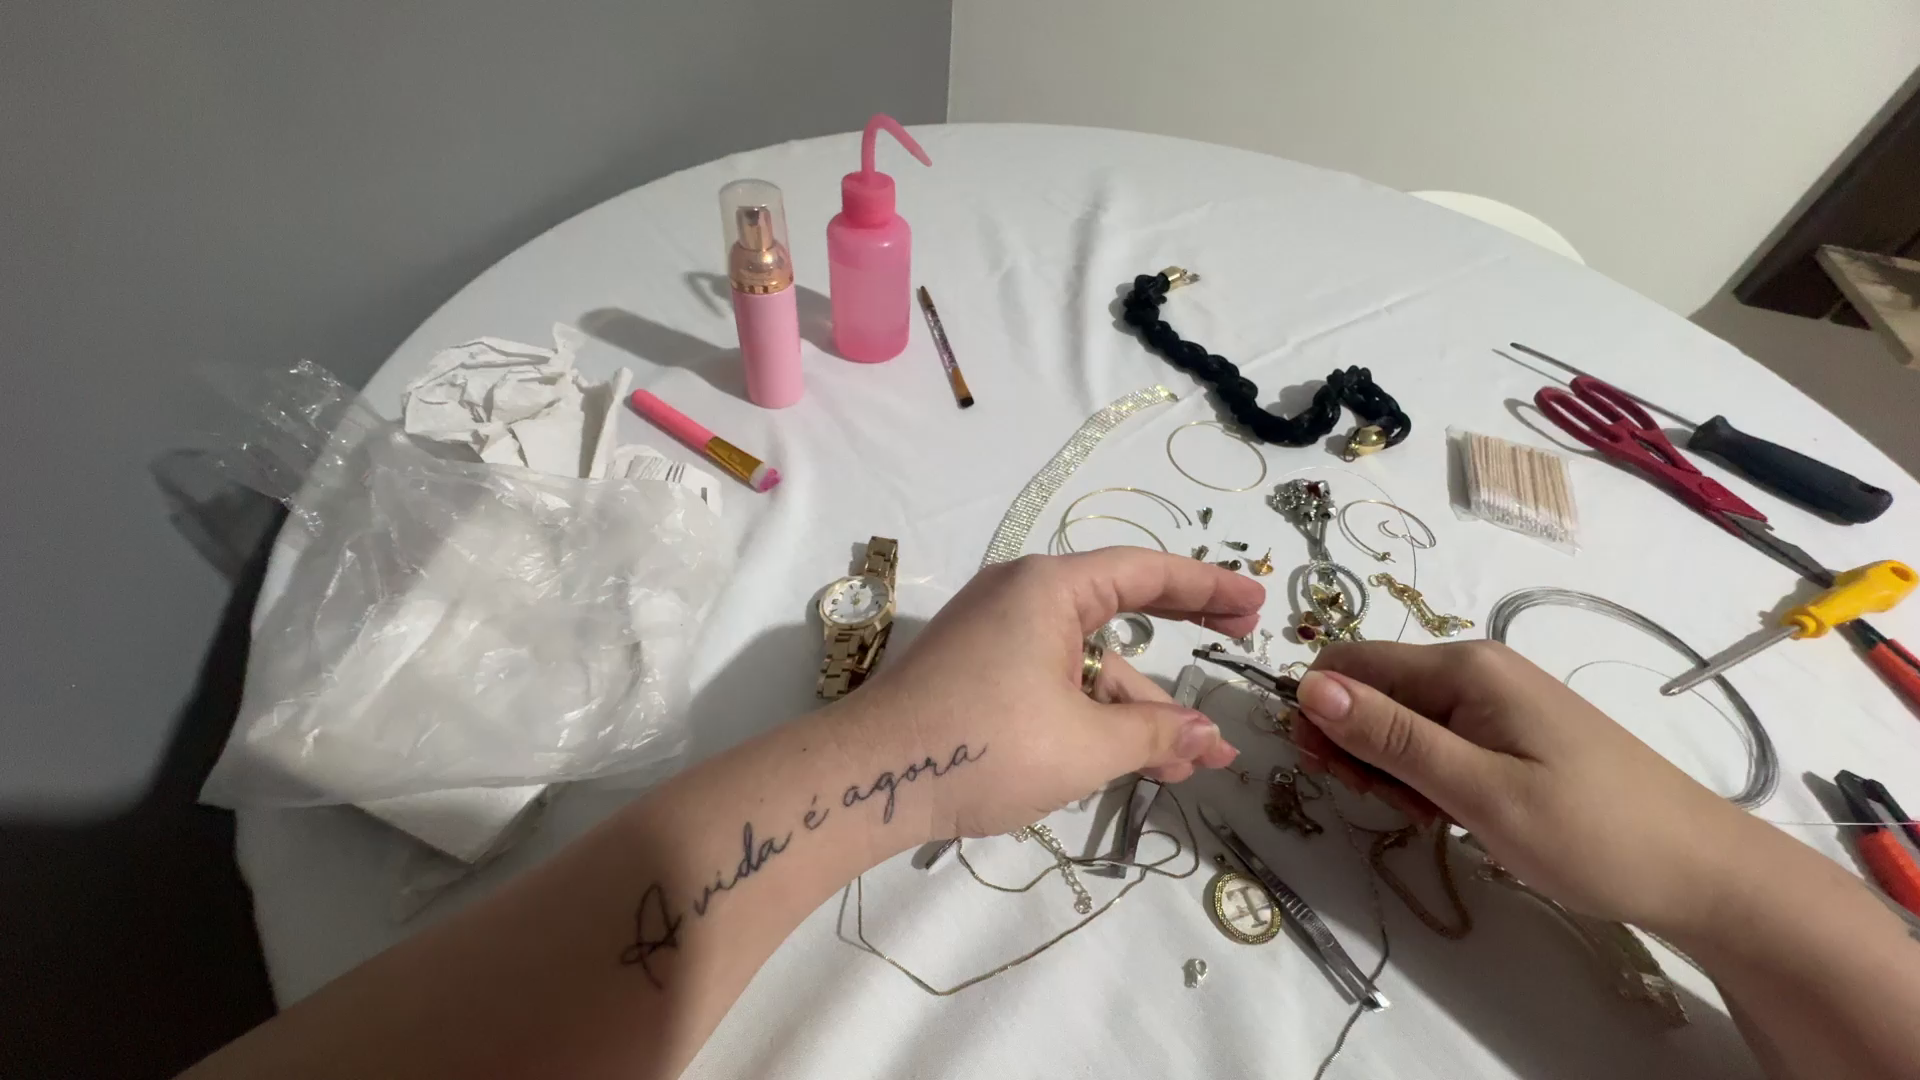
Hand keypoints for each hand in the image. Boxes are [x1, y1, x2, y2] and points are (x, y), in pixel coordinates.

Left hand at [842, 550, 1262, 840]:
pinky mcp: (981, 673)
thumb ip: (1154, 731)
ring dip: (1138, 707)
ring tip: (1195, 758)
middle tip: (1239, 637)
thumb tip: (1205, 735)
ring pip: (1088, 663)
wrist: (869, 779)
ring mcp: (998, 636)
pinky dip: (1093, 714)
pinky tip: (1137, 758)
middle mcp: (1023, 598)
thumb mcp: (1085, 743)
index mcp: (1049, 587)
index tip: (1254, 600)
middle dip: (1181, 635)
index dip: (1207, 585)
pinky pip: (1054, 682)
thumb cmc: (986, 745)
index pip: (1145, 572)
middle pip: (1120, 610)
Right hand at [1290, 640, 1769, 935]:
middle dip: (1357, 744)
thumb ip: (1391, 736)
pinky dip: (1423, 771)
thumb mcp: (1480, 791)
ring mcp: (1491, 697)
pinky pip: (1432, 735)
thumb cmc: (1594, 834)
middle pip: (1369, 690)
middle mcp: (1471, 668)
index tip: (1334, 772)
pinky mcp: (1504, 726)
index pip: (1347, 664)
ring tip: (1426, 812)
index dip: (1321, 712)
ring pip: (1396, 717)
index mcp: (1462, 667)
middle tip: (1385, 802)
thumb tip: (1307, 687)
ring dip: (1390, 764)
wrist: (1712, 879)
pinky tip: (1448, 807)